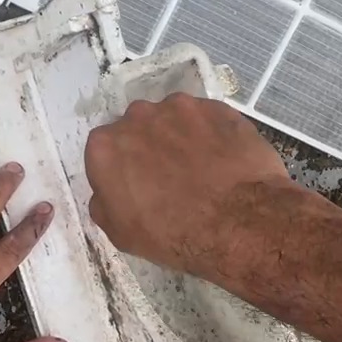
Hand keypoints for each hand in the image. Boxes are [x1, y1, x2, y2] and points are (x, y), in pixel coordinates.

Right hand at [84, 93, 304, 280]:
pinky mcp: (217, 108)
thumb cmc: (171, 233)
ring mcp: (179, 108)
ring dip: (179, 137)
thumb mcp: (118, 232)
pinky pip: (206, 119)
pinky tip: (222, 161)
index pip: (105, 151)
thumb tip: (109, 190)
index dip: (121, 169)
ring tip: (200, 169)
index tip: (136, 186)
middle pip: (137, 128)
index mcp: (105, 146)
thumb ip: (103, 202)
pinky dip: (210, 135)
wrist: (238, 224)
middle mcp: (136, 117)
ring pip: (172, 119)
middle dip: (148, 147)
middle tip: (168, 177)